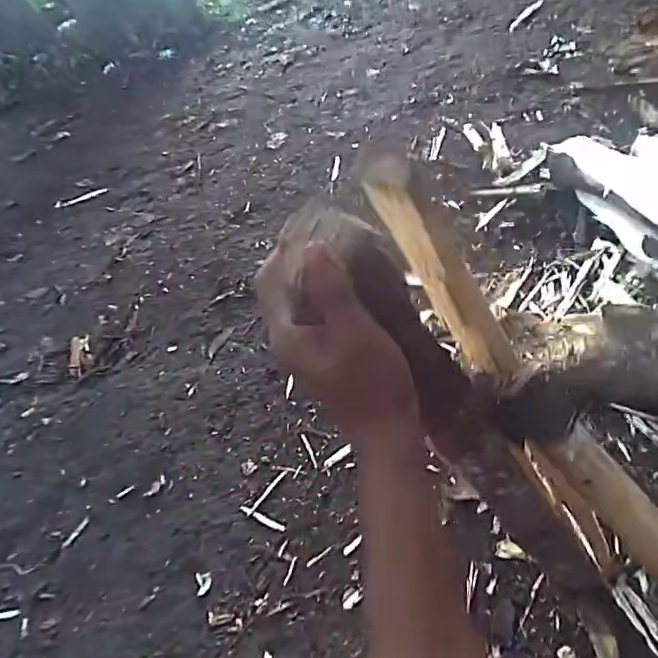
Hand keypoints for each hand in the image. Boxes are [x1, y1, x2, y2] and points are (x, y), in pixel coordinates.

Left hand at [256, 239, 419, 437]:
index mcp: (287, 333)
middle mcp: (288, 339)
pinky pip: (314, 311)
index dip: (285, 249)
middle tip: (327, 234)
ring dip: (312, 273)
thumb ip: (331, 290)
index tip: (311, 224)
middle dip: (297, 257)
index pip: (269, 279)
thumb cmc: (373, 382)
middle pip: (280, 287)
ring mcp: (305, 348)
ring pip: (297, 299)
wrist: (388, 433)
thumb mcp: (354, 331)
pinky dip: (325, 291)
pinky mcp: (323, 353)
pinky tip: (350, 284)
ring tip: (340, 251)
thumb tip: (314, 248)